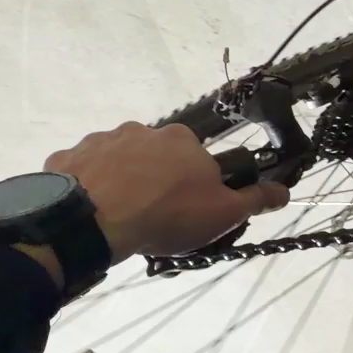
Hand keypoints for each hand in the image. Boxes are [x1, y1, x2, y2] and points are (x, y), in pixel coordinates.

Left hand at [44, 122, 288, 262]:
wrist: (89, 223)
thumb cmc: (167, 214)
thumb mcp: (224, 213)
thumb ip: (256, 199)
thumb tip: (286, 191)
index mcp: (183, 140)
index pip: (198, 159)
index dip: (197, 184)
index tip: (190, 209)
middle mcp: (143, 130)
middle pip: (158, 157)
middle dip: (159, 180)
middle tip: (156, 214)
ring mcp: (100, 140)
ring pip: (120, 162)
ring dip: (124, 181)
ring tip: (122, 216)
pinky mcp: (66, 157)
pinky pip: (85, 170)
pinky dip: (91, 186)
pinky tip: (93, 210)